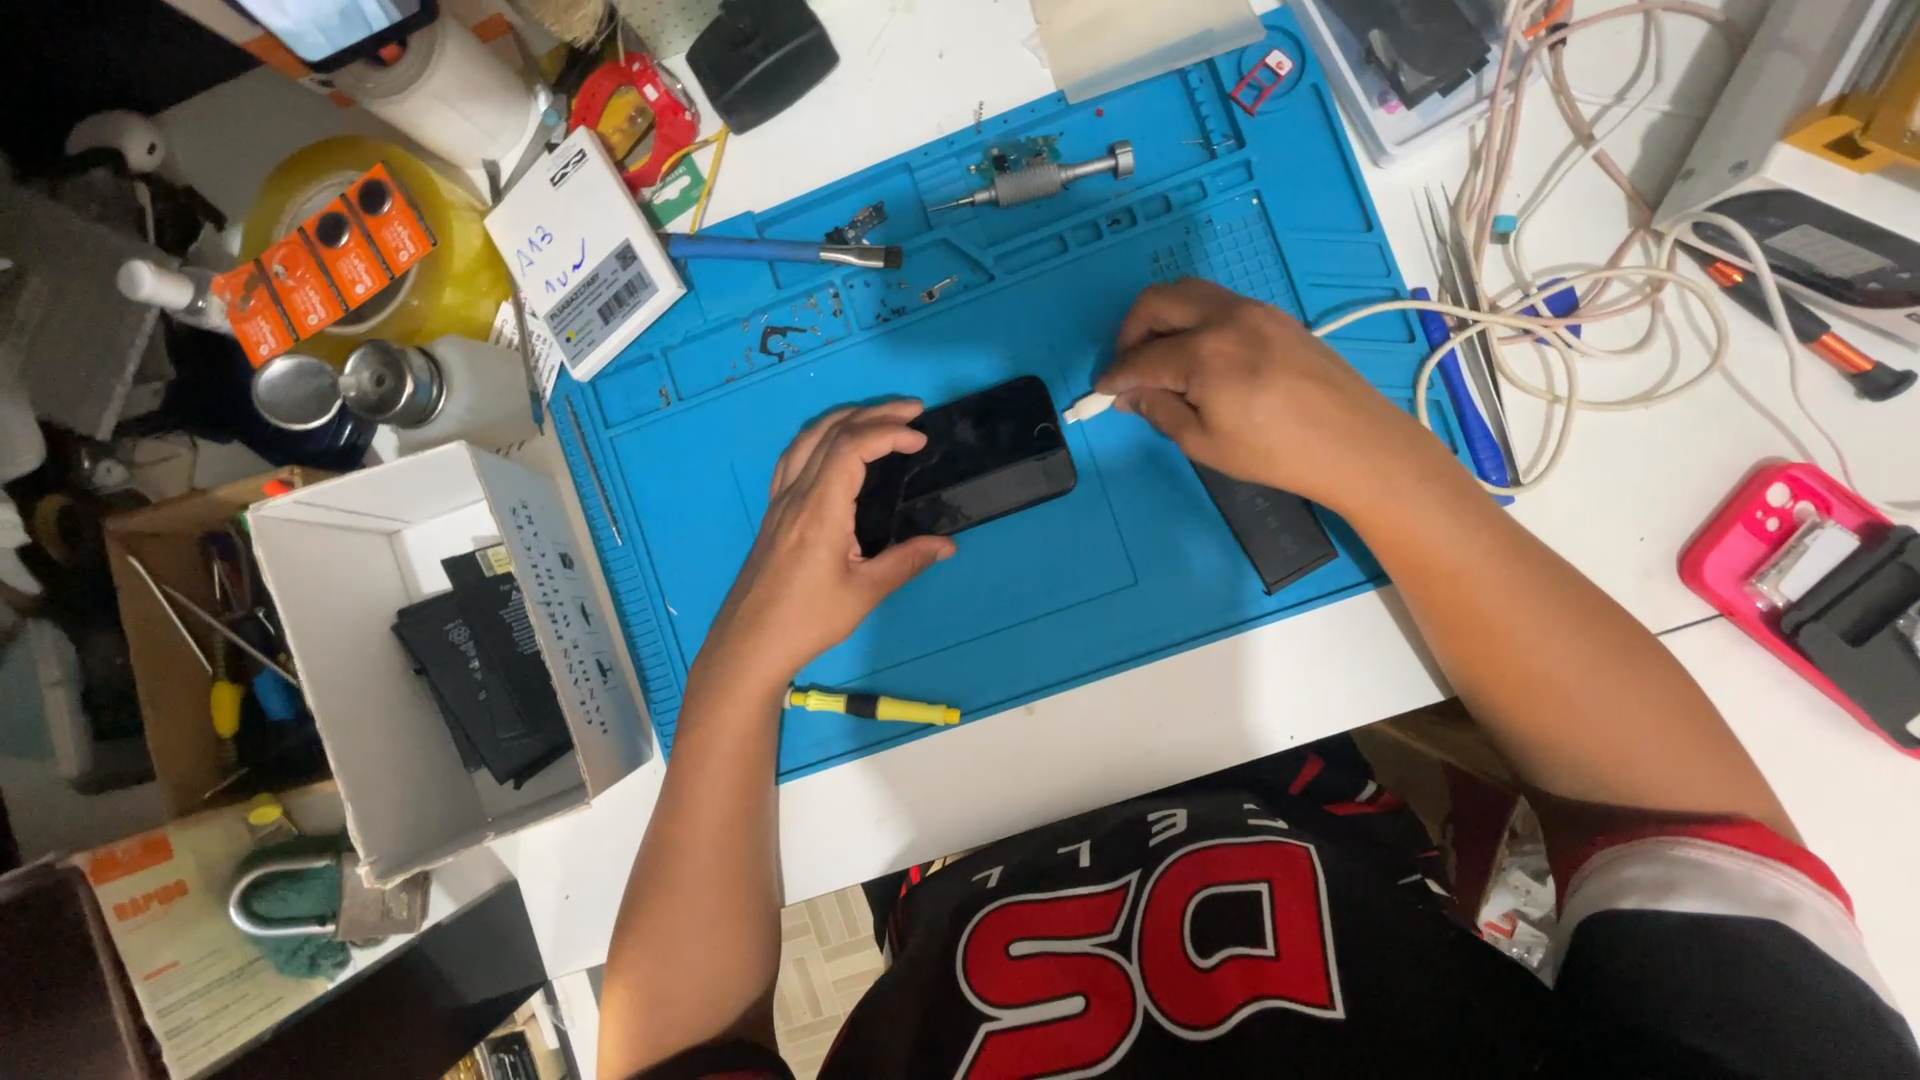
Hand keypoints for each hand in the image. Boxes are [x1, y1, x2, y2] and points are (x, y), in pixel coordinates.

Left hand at [695, 401, 955, 689]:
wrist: (748, 644)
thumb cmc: (807, 621)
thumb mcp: (865, 593)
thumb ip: (907, 561)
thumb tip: (948, 545)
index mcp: (820, 509)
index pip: (851, 447)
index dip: (888, 431)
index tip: (920, 438)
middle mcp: (796, 495)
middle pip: (830, 432)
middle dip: (874, 414)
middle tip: (913, 411)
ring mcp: (780, 501)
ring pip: (807, 439)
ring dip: (845, 419)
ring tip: (878, 418)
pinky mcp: (774, 513)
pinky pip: (794, 457)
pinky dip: (820, 437)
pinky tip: (834, 447)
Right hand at [1096, 279, 1450, 512]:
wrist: (1354, 442)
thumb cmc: (1275, 453)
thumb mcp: (1204, 443)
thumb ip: (1160, 411)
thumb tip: (1130, 395)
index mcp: (1205, 354)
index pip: (1141, 358)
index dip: (1115, 376)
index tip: (1103, 392)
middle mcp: (1225, 318)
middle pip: (1157, 301)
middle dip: (1130, 331)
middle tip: (1128, 367)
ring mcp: (1254, 310)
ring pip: (1188, 292)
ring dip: (1161, 318)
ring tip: (1160, 358)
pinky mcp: (1274, 314)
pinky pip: (1217, 301)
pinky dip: (1192, 319)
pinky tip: (1197, 354)